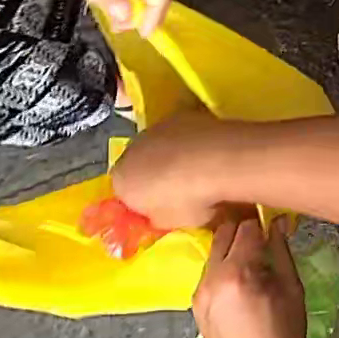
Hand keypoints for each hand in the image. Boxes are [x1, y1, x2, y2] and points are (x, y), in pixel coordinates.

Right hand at [112, 109, 235, 229]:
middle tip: (180, 192)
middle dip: (155, 176)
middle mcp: (132, 149)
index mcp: (121, 180)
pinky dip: (190, 142)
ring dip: (172, 156)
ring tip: (199, 171)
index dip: (143, 202)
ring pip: (160, 146)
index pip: (125, 193)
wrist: (216, 161)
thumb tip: (160, 212)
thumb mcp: (169, 222)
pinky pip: (181, 134)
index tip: (162, 210)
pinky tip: (209, 153)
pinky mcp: (182, 115)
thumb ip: (158, 217)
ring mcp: (157, 128)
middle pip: (140, 165)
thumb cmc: (187, 201)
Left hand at [194, 218, 304, 337]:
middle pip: (224, 232)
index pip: (247, 227)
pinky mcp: (195, 301)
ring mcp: (200, 289)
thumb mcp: (291, 289)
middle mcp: (212, 276)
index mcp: (238, 271)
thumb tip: (278, 223)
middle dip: (244, 230)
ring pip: (215, 250)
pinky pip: (210, 270)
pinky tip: (241, 282)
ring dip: (233, 247)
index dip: (263, 223)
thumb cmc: (281, 336)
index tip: (276, 227)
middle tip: (265, 240)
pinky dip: (224, 266)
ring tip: (254, 263)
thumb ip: (281, 251)